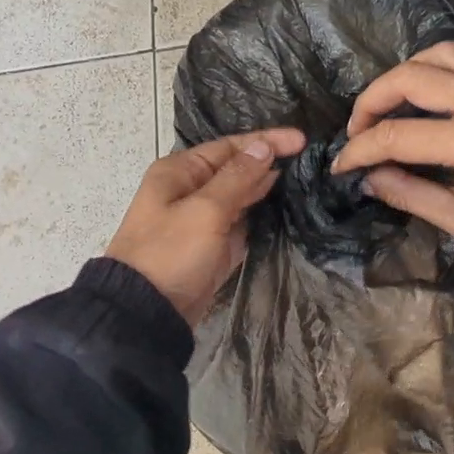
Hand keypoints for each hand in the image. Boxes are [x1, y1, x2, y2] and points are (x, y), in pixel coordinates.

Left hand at [104, 128, 305, 325]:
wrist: (145, 313)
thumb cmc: (171, 253)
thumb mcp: (205, 210)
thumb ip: (238, 177)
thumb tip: (263, 147)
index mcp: (180, 172)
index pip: (230, 147)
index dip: (266, 141)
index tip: (301, 140)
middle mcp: (190, 190)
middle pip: (236, 168)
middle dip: (269, 161)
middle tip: (308, 159)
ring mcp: (202, 220)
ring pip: (240, 195)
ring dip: (267, 187)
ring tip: (302, 178)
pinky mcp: (213, 246)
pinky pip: (241, 221)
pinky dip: (260, 214)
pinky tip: (284, 207)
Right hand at [333, 41, 453, 262]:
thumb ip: (411, 194)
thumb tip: (369, 177)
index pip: (396, 135)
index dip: (360, 148)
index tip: (343, 162)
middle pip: (411, 78)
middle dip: (372, 99)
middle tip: (359, 124)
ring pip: (443, 52)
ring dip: (409, 71)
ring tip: (394, 97)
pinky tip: (446, 76)